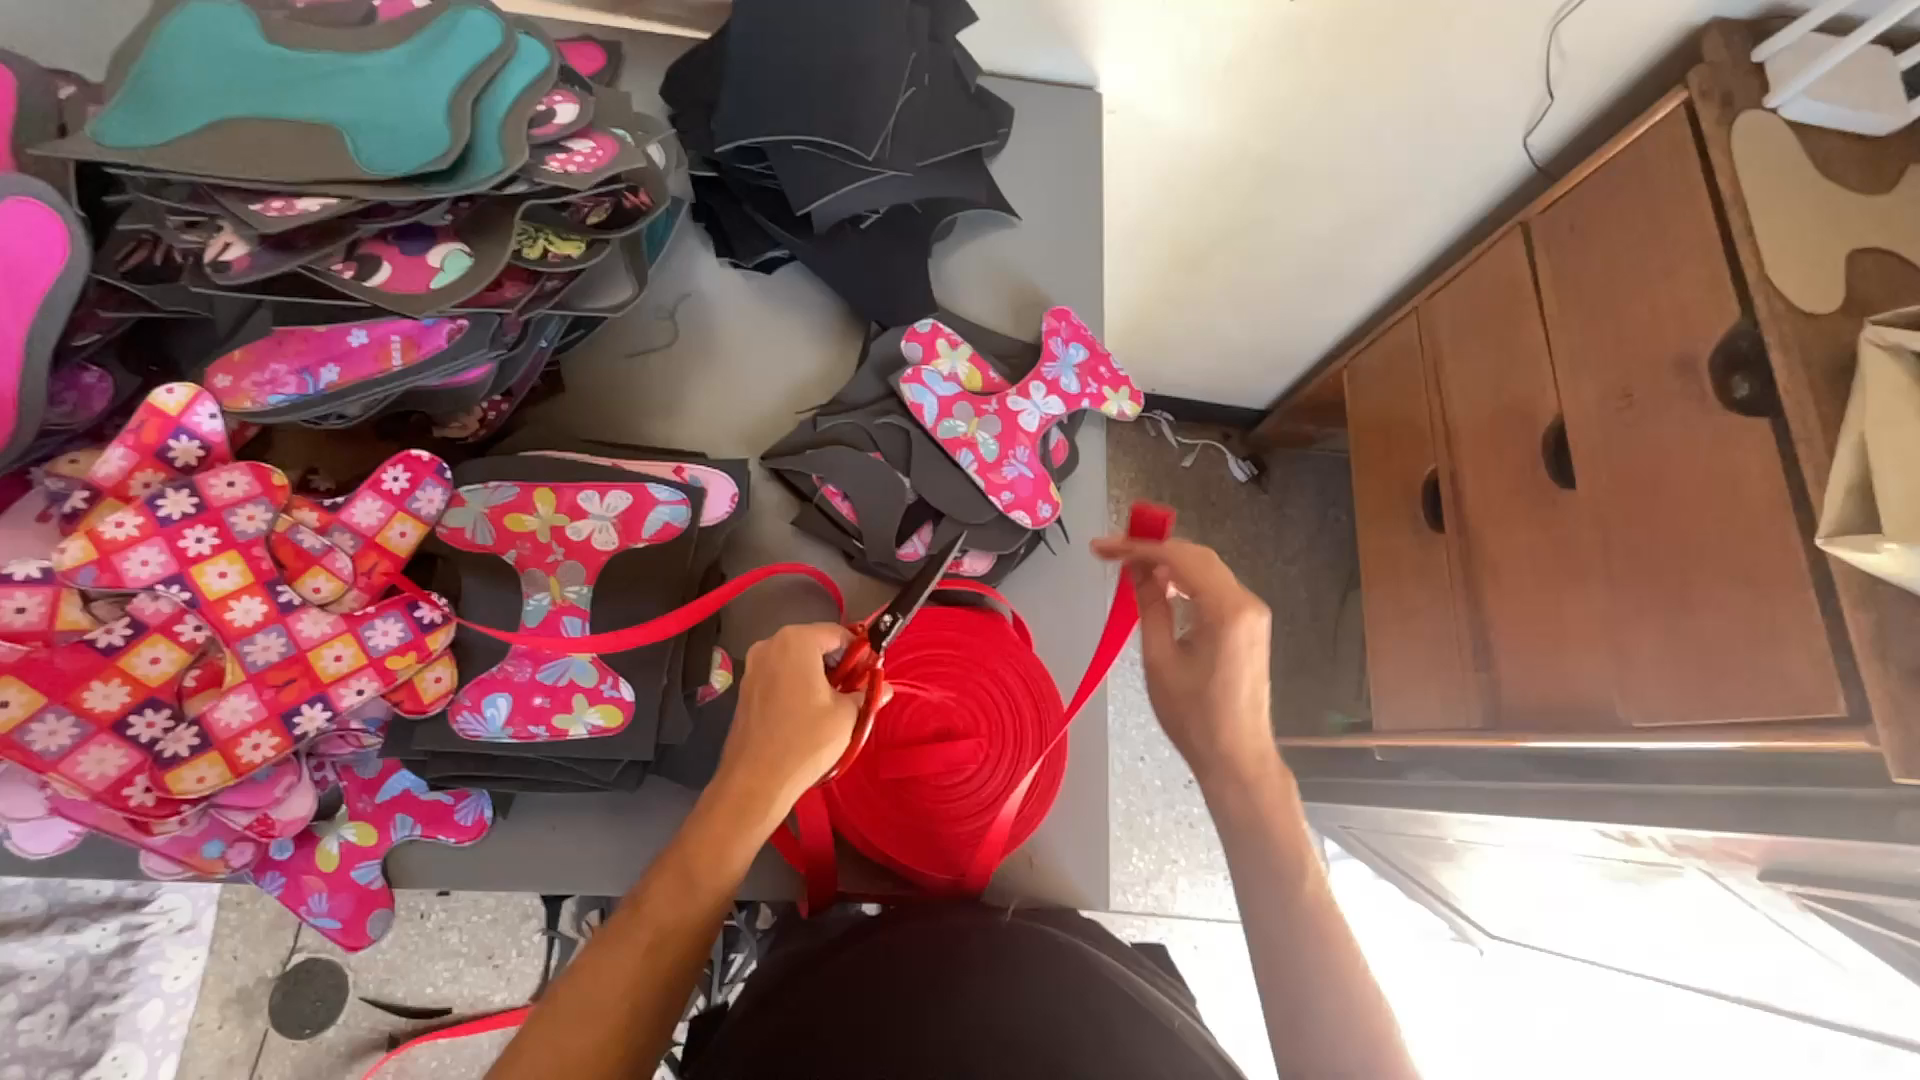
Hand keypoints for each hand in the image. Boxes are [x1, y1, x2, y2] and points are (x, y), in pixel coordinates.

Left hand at [713, 623, 865, 815]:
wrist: (755, 781)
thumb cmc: (806, 740)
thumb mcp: (847, 715)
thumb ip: (868, 694)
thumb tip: (884, 689)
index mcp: (796, 641)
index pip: (838, 633)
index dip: (860, 652)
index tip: (871, 674)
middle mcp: (770, 644)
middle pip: (815, 643)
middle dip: (838, 663)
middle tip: (855, 690)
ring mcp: (753, 666)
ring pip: (796, 660)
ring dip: (818, 675)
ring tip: (834, 704)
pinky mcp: (745, 688)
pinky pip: (780, 676)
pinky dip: (798, 685)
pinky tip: (809, 712)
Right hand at [1091, 536, 1278, 788]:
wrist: (1236, 757)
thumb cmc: (1193, 716)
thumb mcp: (1160, 659)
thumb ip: (1149, 606)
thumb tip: (1137, 570)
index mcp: (1226, 609)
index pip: (1179, 558)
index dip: (1138, 547)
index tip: (1102, 548)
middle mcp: (1246, 602)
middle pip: (1197, 557)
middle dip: (1153, 549)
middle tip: (1111, 552)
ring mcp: (1252, 613)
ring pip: (1207, 569)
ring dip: (1168, 563)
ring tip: (1128, 566)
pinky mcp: (1248, 625)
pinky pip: (1214, 588)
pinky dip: (1185, 581)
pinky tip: (1159, 586)